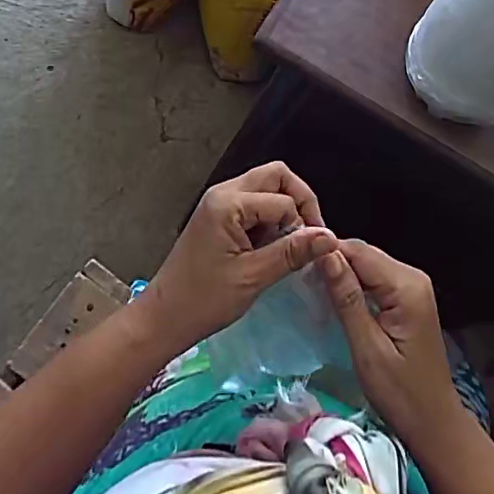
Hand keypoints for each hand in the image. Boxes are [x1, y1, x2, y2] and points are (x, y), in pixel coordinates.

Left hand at [133, 162, 334, 354]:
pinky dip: (269, 218)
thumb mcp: (253, 277)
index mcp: (228, 203)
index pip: (283, 200)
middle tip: (308, 236)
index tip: (313, 253)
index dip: (303, 224)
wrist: (164, 318)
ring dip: (284, 211)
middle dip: (299, 201)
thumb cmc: (204, 301)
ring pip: (266, 187)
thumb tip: (329, 237)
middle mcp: (223, 192)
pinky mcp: (218, 214)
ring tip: (288, 245)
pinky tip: (270, 247)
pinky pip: (253, 202)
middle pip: (276, 175)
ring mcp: (219, 201)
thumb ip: (292, 253)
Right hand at [321, 239, 465, 444]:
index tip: (298, 263)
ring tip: (314, 286)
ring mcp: (412, 286)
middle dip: (334, 262)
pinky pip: (375, 278)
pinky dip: (354, 284)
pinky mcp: (407, 297)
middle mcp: (412, 277)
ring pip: (367, 264)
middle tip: (303, 278)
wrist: (434, 425)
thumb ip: (346, 298)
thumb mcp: (368, 349)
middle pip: (364, 254)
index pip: (360, 251)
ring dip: (342, 272)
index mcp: (406, 286)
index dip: (328, 252)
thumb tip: (326, 255)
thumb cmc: (400, 393)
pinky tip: (337, 297)